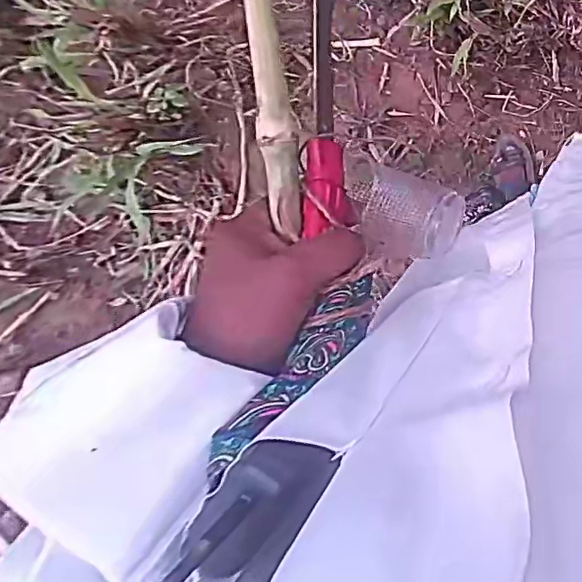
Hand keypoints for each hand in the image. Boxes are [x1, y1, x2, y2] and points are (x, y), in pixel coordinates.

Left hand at [184, 208, 364, 371]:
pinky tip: (317, 312)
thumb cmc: (251, 318)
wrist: (225, 382)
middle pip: (308, 232)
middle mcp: (245, 246)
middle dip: (328, 253)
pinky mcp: (263, 303)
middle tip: (334, 275)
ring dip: (326, 279)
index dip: (326, 212)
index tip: (344, 237)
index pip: (297, 199)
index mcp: (242, 227)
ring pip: (309, 262)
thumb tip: (357, 239)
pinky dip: (317, 297)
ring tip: (324, 299)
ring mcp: (252, 276)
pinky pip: (303, 287)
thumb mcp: (297, 271)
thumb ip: (335, 244)